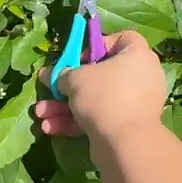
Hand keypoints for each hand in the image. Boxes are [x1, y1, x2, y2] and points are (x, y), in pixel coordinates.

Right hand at [34, 30, 166, 145]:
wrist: (125, 143)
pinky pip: (100, 118)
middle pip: (100, 75)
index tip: (77, 59)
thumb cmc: (104, 97)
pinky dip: (76, 122)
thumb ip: (62, 74)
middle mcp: (140, 77)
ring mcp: (134, 104)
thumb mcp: (75, 79)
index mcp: (137, 55)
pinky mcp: (126, 127)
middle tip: (48, 91)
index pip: (120, 39)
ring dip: (65, 108)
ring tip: (41, 114)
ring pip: (95, 100)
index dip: (96, 45)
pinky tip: (51, 128)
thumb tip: (51, 75)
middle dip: (67, 87)